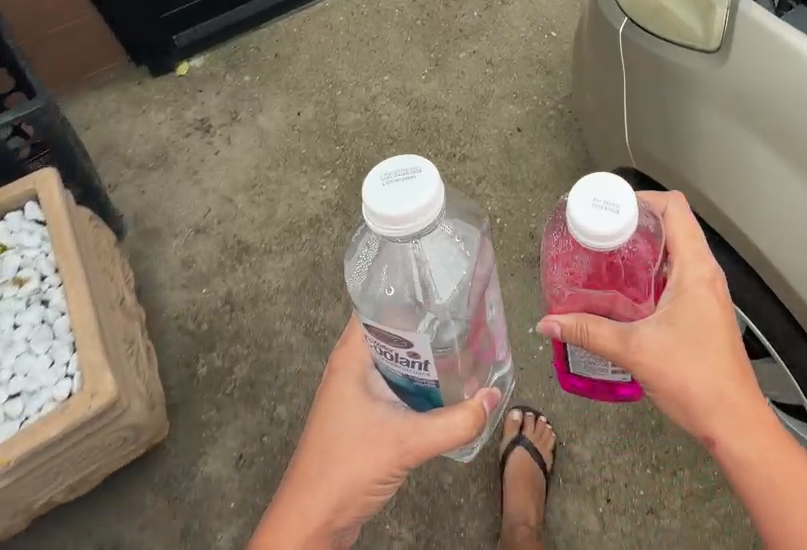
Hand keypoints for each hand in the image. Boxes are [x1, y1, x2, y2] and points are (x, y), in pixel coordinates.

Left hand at [250, 316, 499, 548]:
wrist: (313, 522)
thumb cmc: (346, 469)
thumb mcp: (407, 442)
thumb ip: (456, 422)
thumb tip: (493, 397)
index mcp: (352, 356)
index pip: (378, 304)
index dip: (410, 291)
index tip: (444, 284)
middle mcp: (353, 367)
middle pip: (394, 331)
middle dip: (428, 323)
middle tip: (467, 312)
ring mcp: (359, 392)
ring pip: (398, 360)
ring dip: (427, 355)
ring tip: (465, 342)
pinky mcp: (367, 415)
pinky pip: (399, 386)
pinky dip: (422, 382)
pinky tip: (449, 384)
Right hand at [536, 191, 772, 448]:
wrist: (735, 423)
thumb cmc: (695, 380)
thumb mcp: (634, 351)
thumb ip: (589, 332)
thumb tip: (549, 322)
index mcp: (696, 268)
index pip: (675, 208)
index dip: (643, 199)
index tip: (611, 208)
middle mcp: (706, 273)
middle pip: (675, 225)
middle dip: (638, 223)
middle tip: (602, 231)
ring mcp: (709, 293)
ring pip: (677, 252)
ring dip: (646, 249)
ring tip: (609, 257)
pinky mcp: (706, 311)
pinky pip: (679, 275)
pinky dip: (654, 273)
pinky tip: (628, 292)